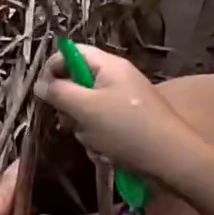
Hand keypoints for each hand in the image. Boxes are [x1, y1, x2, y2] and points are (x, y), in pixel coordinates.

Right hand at [34, 43, 201, 180]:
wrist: (173, 161)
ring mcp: (123, 101)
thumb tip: (40, 85)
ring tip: (94, 142)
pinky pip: (100, 125)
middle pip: (76, 82)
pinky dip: (98, 139)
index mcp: (108, 65)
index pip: (70, 52)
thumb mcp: (85, 109)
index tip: (45, 94)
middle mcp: (116, 78)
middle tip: (72, 123)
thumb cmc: (127, 130)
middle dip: (70, 107)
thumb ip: (58, 93)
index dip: (52, 69)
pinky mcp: (128, 122)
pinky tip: (106, 153)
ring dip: (83, 128)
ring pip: (85, 109)